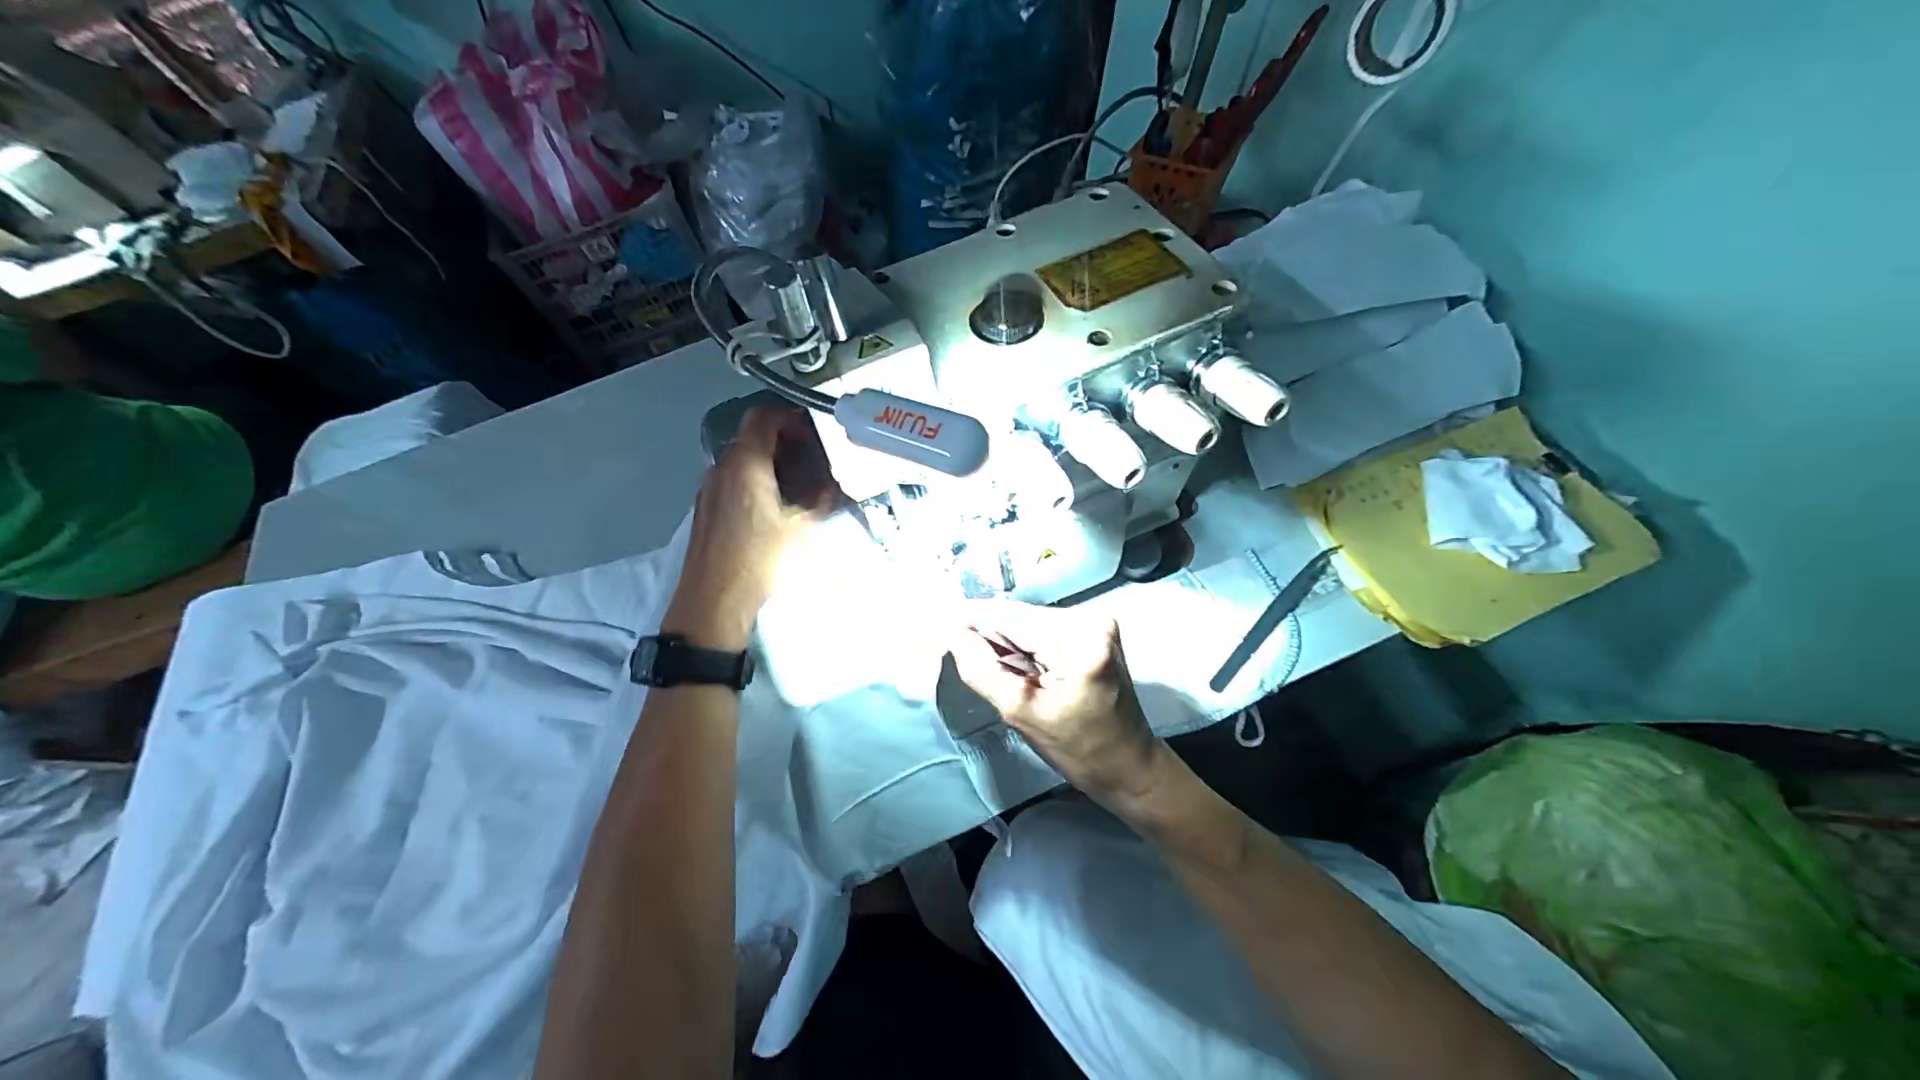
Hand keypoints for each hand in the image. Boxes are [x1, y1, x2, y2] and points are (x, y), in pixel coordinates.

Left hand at [663, 407, 838, 649]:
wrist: (713, 601)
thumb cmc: (760, 559)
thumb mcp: (801, 529)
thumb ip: (820, 501)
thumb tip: (830, 488)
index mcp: (745, 464)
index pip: (764, 417)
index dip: (791, 419)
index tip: (812, 435)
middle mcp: (721, 469)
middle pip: (752, 438)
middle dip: (784, 444)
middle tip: (812, 462)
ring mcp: (709, 489)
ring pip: (742, 461)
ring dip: (770, 465)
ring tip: (797, 487)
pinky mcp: (705, 510)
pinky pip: (733, 482)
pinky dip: (755, 482)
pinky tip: (774, 509)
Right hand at [949, 601, 1167, 807]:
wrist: (1131, 770)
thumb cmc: (1081, 750)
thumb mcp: (1022, 713)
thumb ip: (983, 671)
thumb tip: (953, 636)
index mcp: (1080, 634)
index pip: (1010, 619)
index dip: (969, 622)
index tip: (935, 624)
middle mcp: (1090, 620)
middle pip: (1019, 622)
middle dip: (985, 636)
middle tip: (947, 645)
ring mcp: (1093, 628)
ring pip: (1028, 630)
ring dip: (1000, 646)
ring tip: (970, 658)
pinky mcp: (1091, 640)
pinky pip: (1042, 639)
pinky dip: (1020, 653)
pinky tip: (1002, 667)